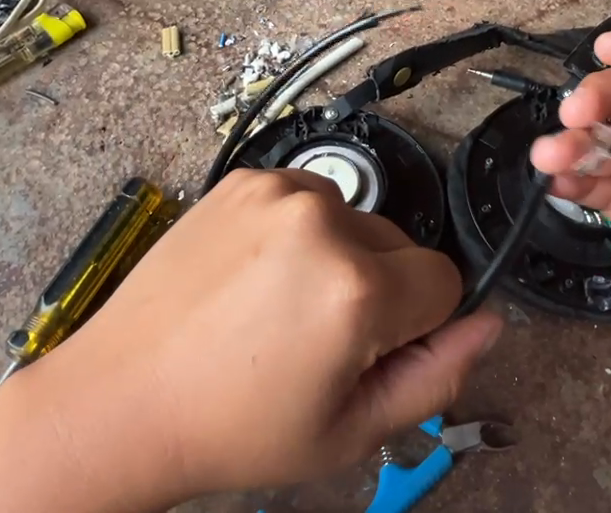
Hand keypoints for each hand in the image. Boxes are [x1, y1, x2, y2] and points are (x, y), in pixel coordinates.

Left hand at [0, 169, 501, 512]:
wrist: (124, 395)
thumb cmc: (231, 425)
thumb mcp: (350, 430)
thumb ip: (437, 374)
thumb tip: (485, 324)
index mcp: (354, 288)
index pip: (445, 280)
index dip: (418, 324)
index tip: (373, 348)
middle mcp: (321, 221)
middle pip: (400, 245)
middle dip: (378, 288)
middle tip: (316, 337)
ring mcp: (277, 192)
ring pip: (355, 220)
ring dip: (338, 256)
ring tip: (280, 308)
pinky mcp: (245, 179)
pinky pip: (308, 197)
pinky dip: (298, 231)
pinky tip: (257, 276)